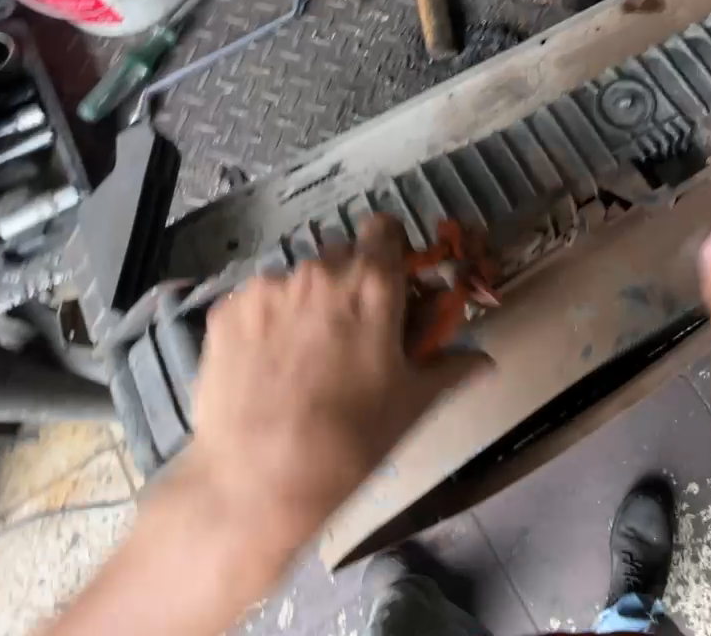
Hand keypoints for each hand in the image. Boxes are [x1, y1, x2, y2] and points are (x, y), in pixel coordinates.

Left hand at [182, 213, 489, 550]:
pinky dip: (269, 321)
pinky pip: (259, 301)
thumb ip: (452, 367)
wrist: (256, 482)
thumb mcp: (414, 402)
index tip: (392, 287)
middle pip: (343, 255)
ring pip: (298, 279)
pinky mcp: (226, 312)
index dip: (390, 253)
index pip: (386, 228)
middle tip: (353, 332)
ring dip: (309, 302)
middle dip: (351, 283)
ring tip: (305, 355)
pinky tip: (269, 365)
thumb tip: (485, 361)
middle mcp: (321, 271)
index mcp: (374, 282)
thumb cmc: (352, 438)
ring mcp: (268, 288)